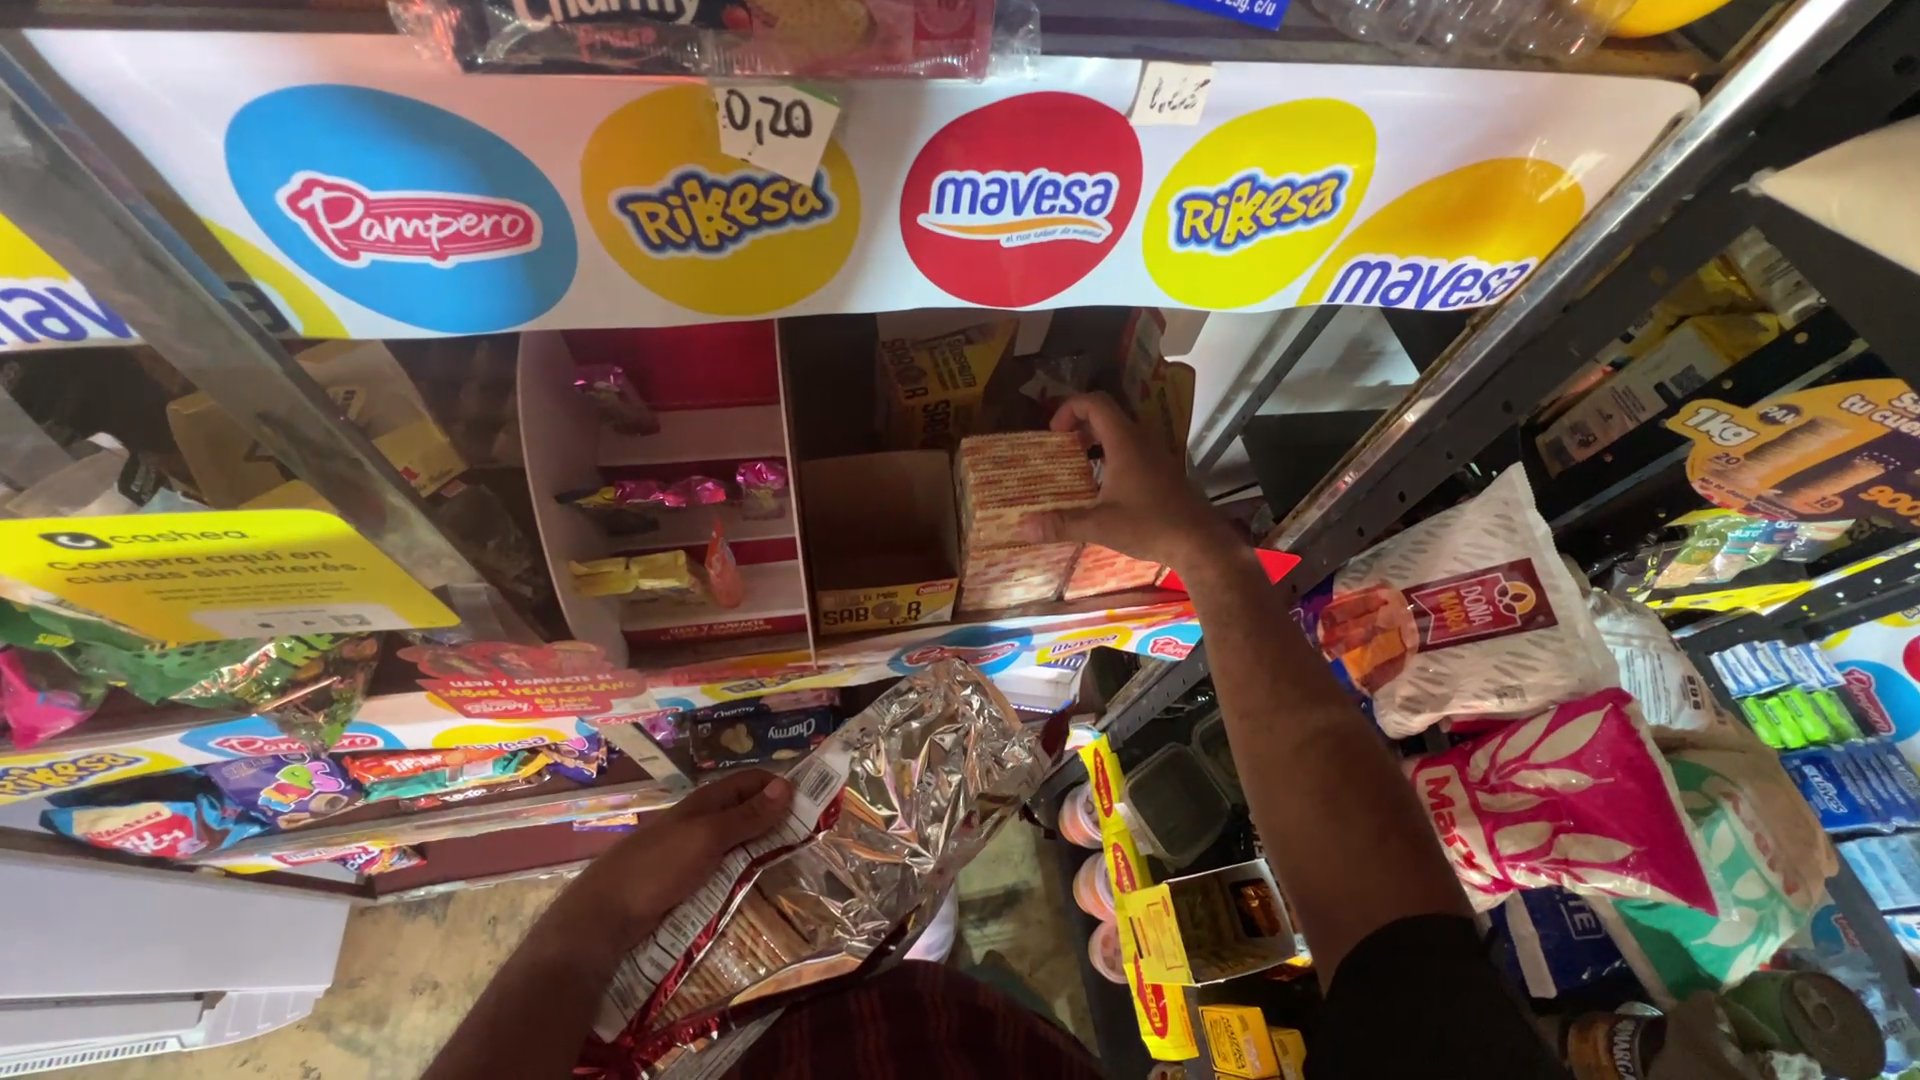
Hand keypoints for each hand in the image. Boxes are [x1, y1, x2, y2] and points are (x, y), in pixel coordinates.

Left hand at [555, 769, 792, 951]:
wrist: (603, 917)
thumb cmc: (657, 868)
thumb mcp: (709, 838)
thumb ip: (748, 816)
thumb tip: (788, 785)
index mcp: (706, 802)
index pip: (753, 781)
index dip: (781, 785)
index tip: (815, 800)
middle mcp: (701, 820)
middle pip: (747, 810)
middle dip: (777, 817)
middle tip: (811, 834)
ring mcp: (692, 851)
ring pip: (737, 840)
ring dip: (762, 845)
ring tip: (791, 858)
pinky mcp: (686, 880)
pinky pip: (724, 867)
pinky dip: (743, 869)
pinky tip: (754, 881)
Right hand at [1019, 393, 1242, 574]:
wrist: (1200, 542)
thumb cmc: (1151, 525)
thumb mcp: (1100, 526)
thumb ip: (1061, 524)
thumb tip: (1023, 527)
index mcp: (1125, 442)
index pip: (1095, 403)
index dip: (1069, 409)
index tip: (1054, 433)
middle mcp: (1142, 441)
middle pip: (1107, 416)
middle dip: (1079, 426)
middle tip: (1060, 448)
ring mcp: (1157, 455)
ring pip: (1121, 434)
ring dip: (1097, 443)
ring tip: (1077, 468)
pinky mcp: (1164, 472)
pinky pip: (1133, 451)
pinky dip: (1112, 458)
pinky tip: (1103, 489)